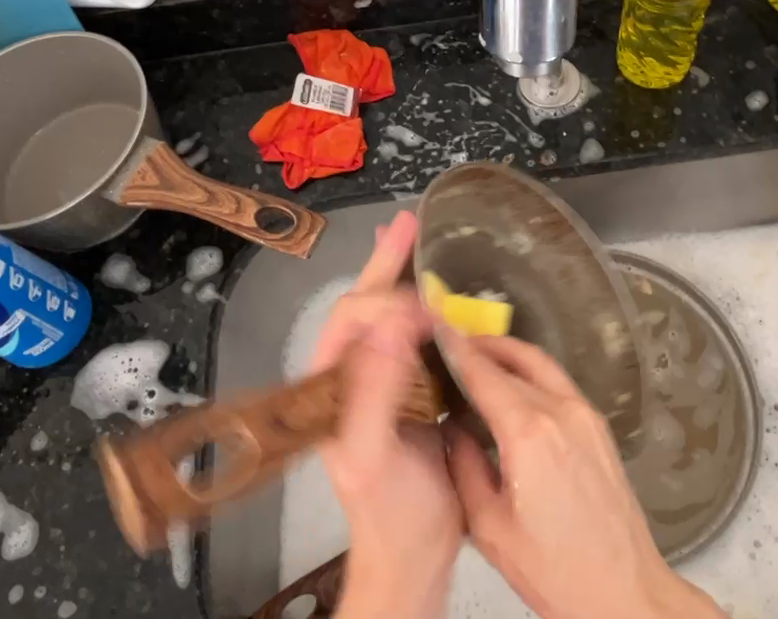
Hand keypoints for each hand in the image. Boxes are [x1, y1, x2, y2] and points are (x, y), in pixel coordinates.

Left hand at [310, 211, 459, 618]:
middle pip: (365, 304)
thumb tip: (392, 326)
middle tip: (407, 222)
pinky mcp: (413, 392)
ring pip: (389, 315)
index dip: (388, 303)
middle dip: (385, 261)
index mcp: (334, 386)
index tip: (427, 306)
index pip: (353, 320)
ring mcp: (383, 381)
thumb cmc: (390, 516)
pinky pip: (417, 338)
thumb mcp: (373, 459)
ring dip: (402, 274)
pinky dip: (429, 308)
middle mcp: (353, 376)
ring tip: (417, 236)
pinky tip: (443, 295)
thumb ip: (375, 394)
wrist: (415, 555)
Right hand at [439, 329, 726, 618]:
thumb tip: (451, 428)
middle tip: (451, 340)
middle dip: (479, 344)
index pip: (483, 373)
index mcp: (529, 433)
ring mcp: (586, 416)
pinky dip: (530, 371)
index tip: (435, 329)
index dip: (456, 348)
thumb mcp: (489, 525)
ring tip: (477, 356)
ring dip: (507, 353)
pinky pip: (558, 382)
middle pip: (514, 358)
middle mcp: (561, 412)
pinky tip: (512, 387)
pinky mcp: (599, 427)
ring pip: (540, 364)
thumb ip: (464, 466)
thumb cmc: (557, 570)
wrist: (625, 591)